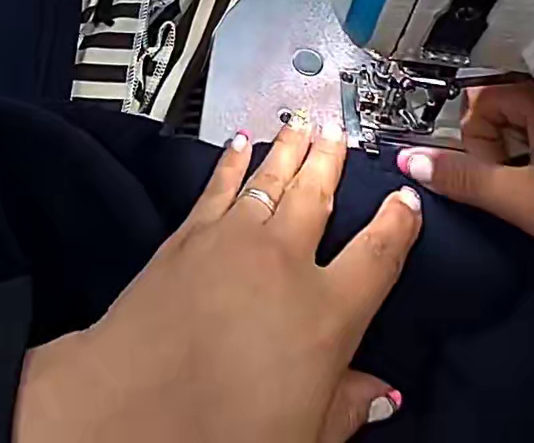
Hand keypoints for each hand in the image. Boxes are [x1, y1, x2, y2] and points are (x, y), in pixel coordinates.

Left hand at [14, 117, 423, 442]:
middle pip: (320, 194)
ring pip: (273, 177)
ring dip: (291, 147)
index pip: (379, 255)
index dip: (398, 223)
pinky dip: (232, 160)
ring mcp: (236, 238)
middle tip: (340, 132)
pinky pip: (220, 184)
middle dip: (333, 159)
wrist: (127, 412)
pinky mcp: (192, 232)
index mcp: (325, 313)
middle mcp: (286, 261)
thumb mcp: (303, 439)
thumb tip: (383, 391)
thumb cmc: (219, 437)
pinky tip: (240, 140)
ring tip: (304, 122)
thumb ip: (347, 408)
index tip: (406, 199)